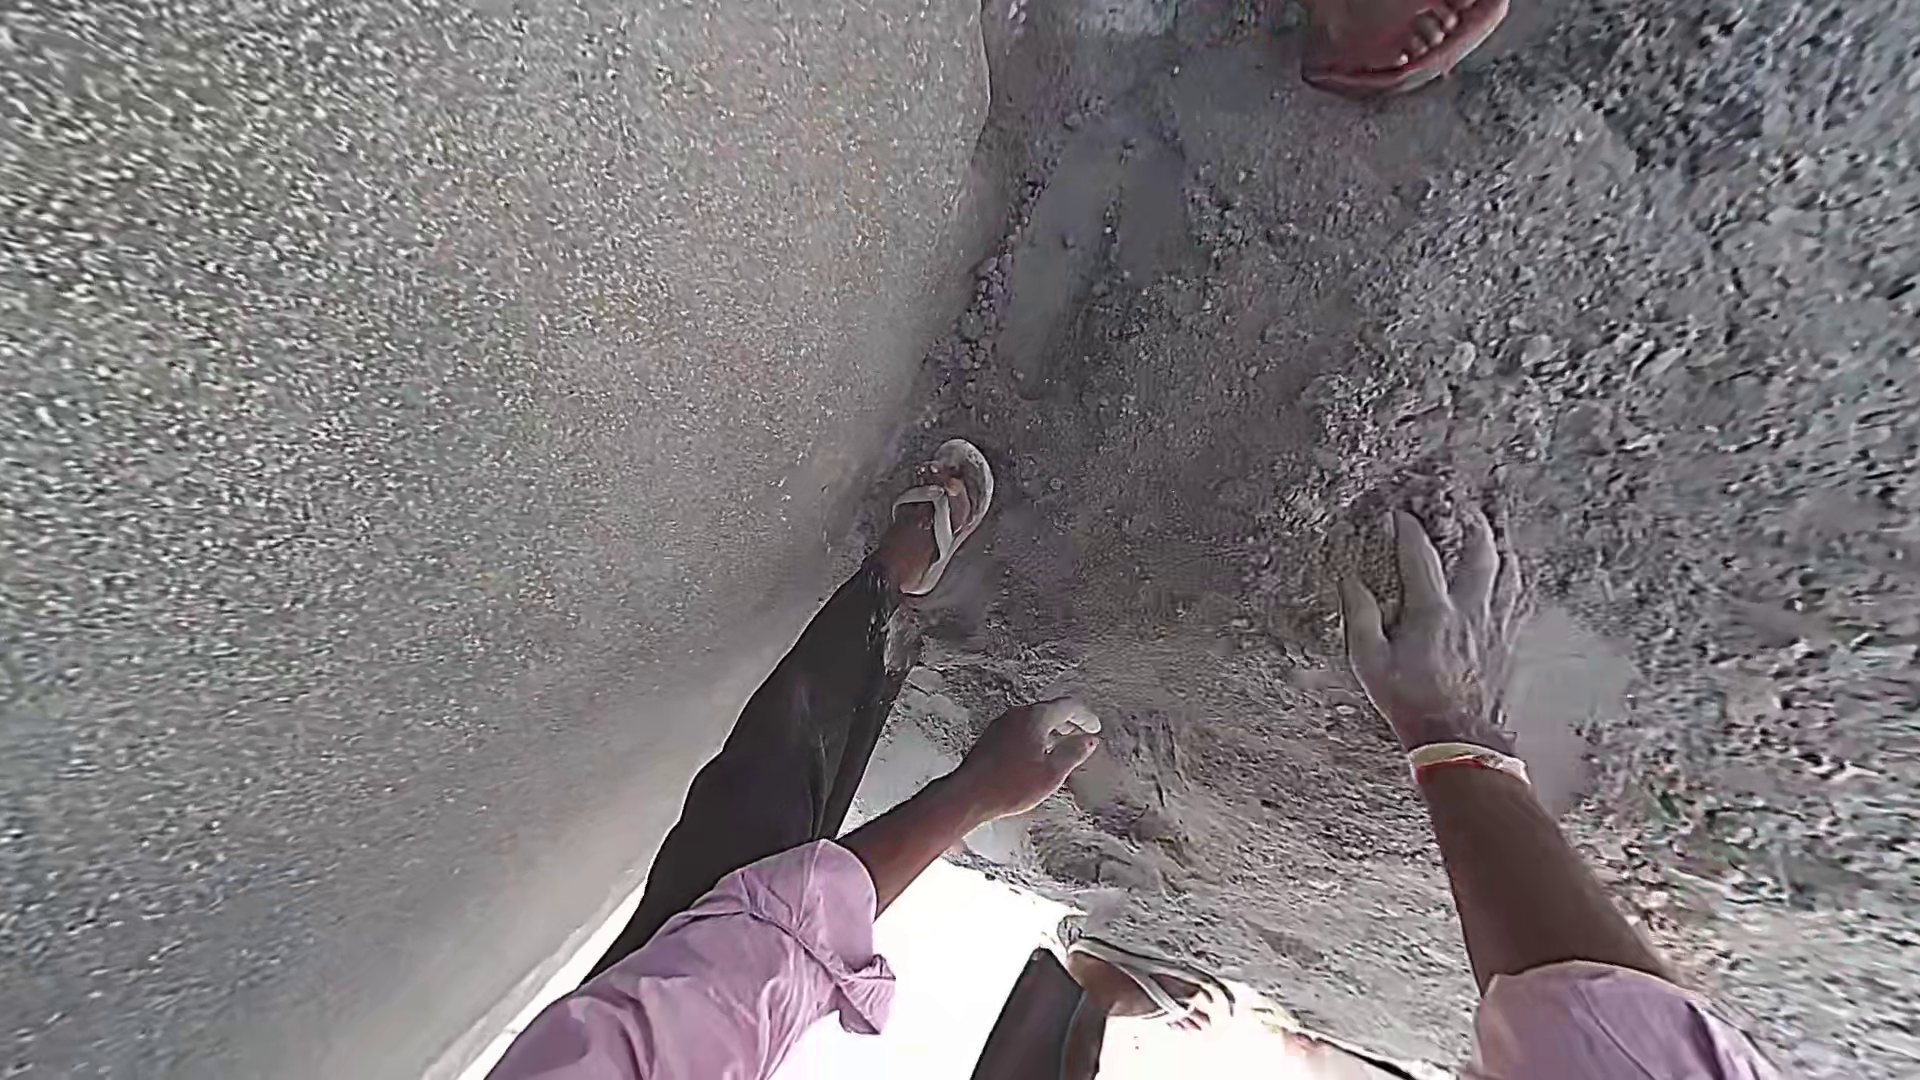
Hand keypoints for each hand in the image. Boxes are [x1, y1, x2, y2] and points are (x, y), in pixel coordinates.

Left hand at [950, 699, 1101, 819]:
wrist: (969, 794)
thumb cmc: (1010, 786)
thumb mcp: (1051, 774)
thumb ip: (1072, 753)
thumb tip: (1089, 740)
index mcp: (1034, 717)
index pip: (1067, 706)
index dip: (1085, 716)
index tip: (1094, 727)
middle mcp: (1017, 714)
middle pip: (1049, 710)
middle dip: (1069, 722)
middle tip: (1082, 735)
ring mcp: (1002, 723)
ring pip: (1034, 719)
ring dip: (1052, 730)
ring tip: (1063, 747)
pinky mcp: (992, 736)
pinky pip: (1021, 728)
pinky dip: (1036, 736)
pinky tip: (1038, 755)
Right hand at [1339, 508, 1519, 752]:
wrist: (1461, 738)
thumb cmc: (1408, 698)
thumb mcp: (1369, 659)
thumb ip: (1361, 616)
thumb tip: (1351, 581)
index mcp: (1432, 612)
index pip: (1421, 557)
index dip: (1409, 531)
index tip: (1399, 514)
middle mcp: (1470, 611)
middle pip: (1479, 554)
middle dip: (1469, 525)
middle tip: (1460, 508)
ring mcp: (1496, 625)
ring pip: (1506, 571)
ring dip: (1497, 545)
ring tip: (1489, 528)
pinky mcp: (1509, 640)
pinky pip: (1517, 596)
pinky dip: (1513, 575)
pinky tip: (1509, 571)